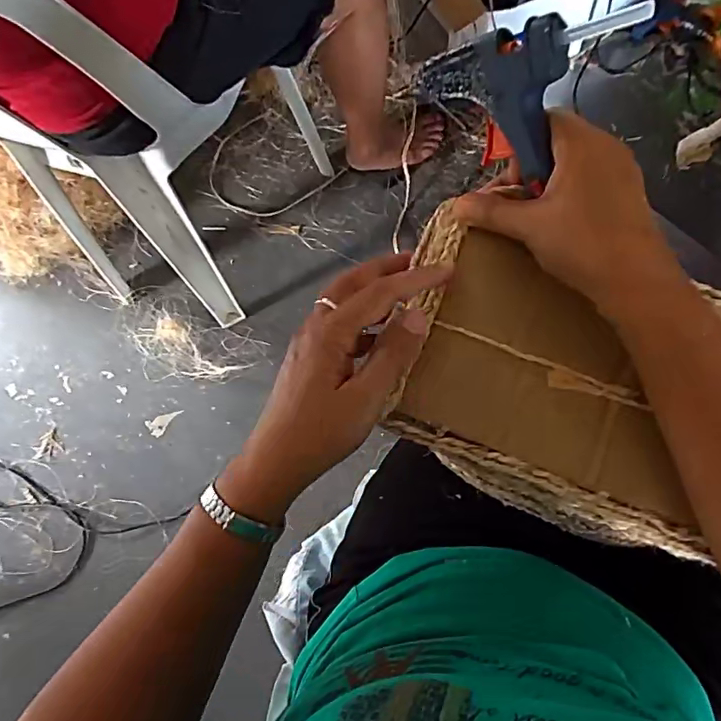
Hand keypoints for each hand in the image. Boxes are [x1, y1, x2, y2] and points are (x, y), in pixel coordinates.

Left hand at [221, 253, 451, 520]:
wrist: (275, 460)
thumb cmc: (321, 433)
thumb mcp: (366, 398)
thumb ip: (392, 355)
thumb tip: (417, 315)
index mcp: (330, 332)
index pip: (379, 293)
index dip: (414, 278)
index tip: (446, 269)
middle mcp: (316, 327)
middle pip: (353, 283)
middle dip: (386, 267)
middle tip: (420, 259)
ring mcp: (309, 341)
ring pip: (344, 301)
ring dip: (374, 288)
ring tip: (405, 289)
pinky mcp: (309, 357)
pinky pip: (341, 323)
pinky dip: (365, 315)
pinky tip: (381, 334)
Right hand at [452, 109, 685, 313]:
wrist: (637, 281)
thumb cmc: (581, 244)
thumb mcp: (529, 227)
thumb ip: (492, 212)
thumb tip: (456, 205)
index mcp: (581, 141)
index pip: (542, 118)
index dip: (519, 145)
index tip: (510, 181)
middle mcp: (606, 146)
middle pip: (558, 142)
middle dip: (531, 169)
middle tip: (520, 204)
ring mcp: (623, 169)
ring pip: (576, 164)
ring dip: (551, 185)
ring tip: (539, 219)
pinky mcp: (631, 193)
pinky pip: (593, 181)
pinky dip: (573, 196)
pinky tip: (565, 228)